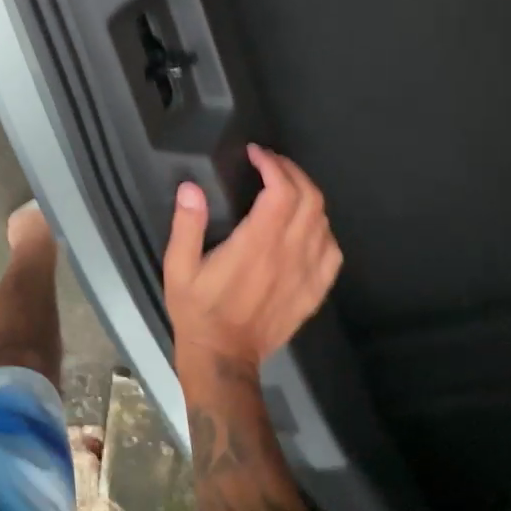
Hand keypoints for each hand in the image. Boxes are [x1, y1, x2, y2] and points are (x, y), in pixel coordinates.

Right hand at [165, 144, 342, 373]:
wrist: (224, 356)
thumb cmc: (198, 309)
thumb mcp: (178, 266)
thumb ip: (186, 225)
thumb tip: (191, 188)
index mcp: (256, 246)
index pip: (281, 192)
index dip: (272, 165)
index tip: (254, 154)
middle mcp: (288, 256)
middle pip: (310, 200)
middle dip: (292, 172)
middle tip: (269, 162)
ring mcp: (306, 275)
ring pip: (323, 222)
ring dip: (307, 195)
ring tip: (285, 186)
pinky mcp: (313, 291)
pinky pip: (332, 251)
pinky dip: (323, 228)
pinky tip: (306, 225)